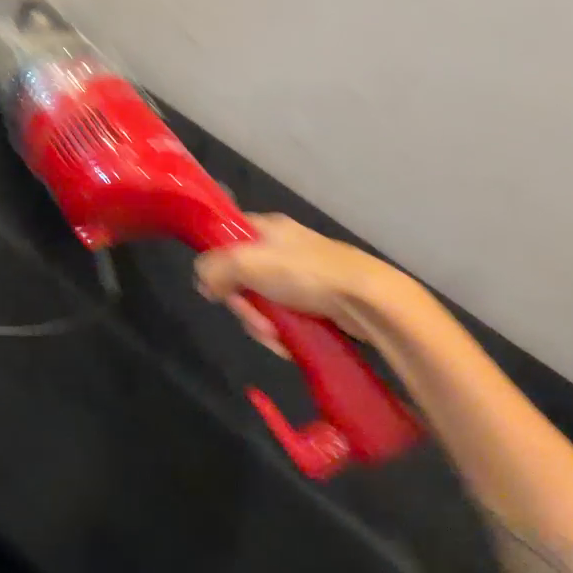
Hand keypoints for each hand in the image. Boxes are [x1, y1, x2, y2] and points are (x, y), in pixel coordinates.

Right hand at [195, 213, 417, 356]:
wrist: (369, 301)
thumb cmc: (305, 273)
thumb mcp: (248, 263)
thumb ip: (215, 268)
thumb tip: (202, 283)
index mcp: (267, 228)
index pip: (228, 236)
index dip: (217, 260)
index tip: (217, 284)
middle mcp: (283, 249)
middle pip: (242, 276)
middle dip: (244, 303)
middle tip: (252, 317)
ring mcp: (302, 277)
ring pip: (263, 302)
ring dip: (262, 323)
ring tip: (274, 336)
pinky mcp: (317, 303)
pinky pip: (285, 318)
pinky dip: (282, 333)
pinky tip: (287, 343)